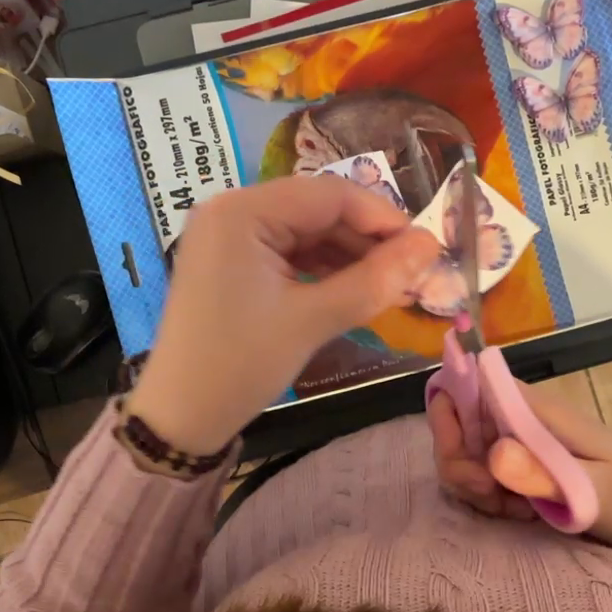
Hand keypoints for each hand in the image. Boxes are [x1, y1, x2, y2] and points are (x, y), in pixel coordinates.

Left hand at [126, 175, 440, 454]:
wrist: (180, 417)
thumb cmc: (241, 364)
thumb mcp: (313, 320)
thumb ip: (375, 279)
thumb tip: (430, 246)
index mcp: (242, 211)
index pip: (330, 195)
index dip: (383, 218)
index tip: (426, 249)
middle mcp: (231, 210)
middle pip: (318, 210)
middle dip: (369, 241)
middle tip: (414, 273)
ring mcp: (229, 236)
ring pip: (307, 232)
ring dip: (351, 257)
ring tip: (393, 287)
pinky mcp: (232, 262)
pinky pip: (289, 253)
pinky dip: (324, 270)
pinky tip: (356, 290)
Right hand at [429, 382, 611, 565]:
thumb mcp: (597, 492)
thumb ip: (544, 474)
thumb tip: (491, 454)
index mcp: (534, 408)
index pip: (461, 386)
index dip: (446, 421)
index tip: (470, 468)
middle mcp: (521, 417)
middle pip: (455, 425)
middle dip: (459, 468)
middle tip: (496, 501)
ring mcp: (523, 443)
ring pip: (466, 455)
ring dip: (475, 489)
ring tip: (517, 512)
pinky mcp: (528, 468)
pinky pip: (485, 477)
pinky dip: (491, 500)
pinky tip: (522, 515)